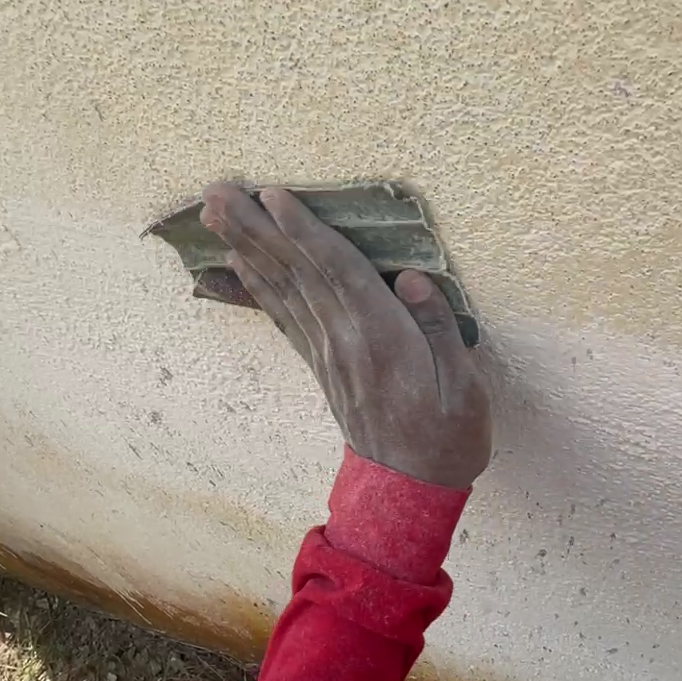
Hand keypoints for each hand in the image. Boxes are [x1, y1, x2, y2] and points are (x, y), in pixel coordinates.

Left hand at [199, 184, 491, 489]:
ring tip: (214, 214)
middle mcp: (344, 340)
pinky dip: (258, 287)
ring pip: (283, 289)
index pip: (338, 272)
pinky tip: (239, 265)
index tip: (273, 195)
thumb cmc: (449, 436)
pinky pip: (284, 318)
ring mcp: (327, 354)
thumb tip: (410, 279)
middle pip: (296, 274)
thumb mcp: (467, 387)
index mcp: (383, 338)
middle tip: (217, 191)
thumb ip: (440, 329)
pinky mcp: (321, 366)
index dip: (305, 231)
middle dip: (256, 228)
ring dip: (247, 248)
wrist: (410, 489)